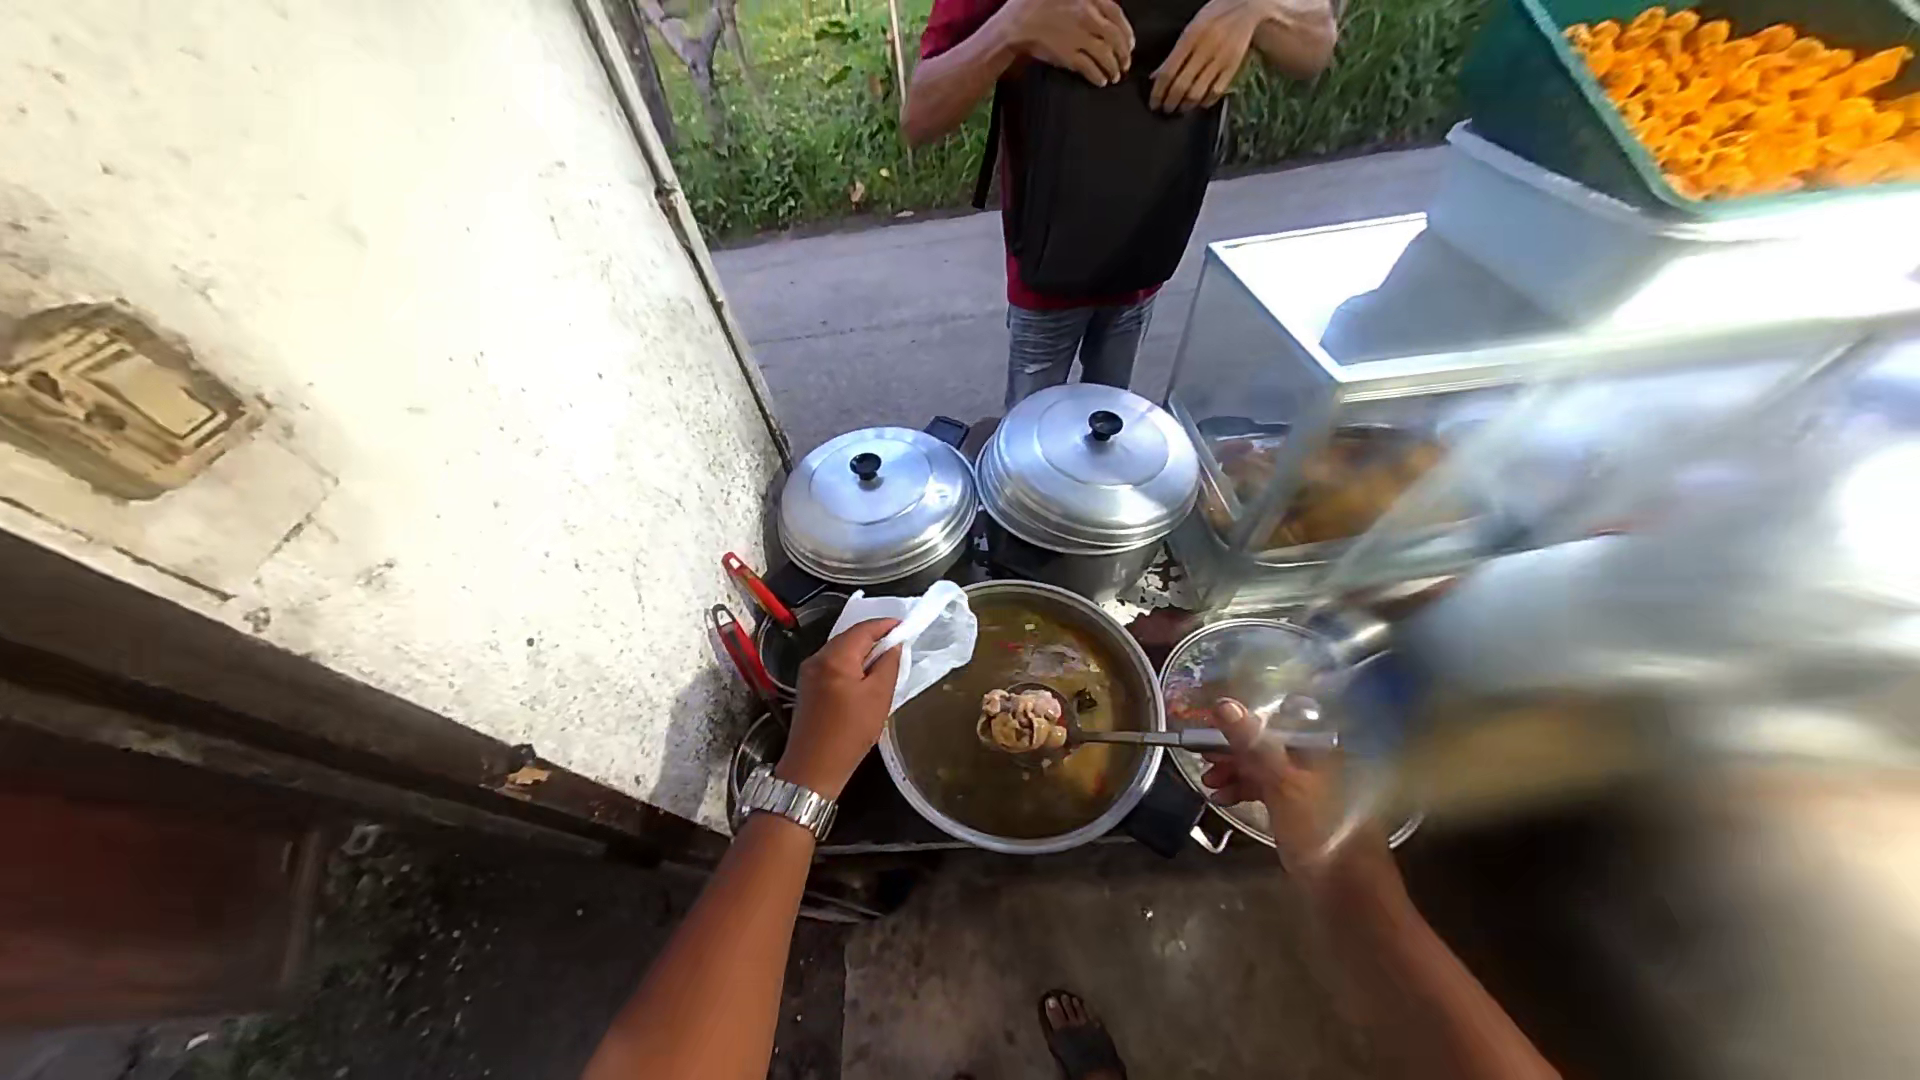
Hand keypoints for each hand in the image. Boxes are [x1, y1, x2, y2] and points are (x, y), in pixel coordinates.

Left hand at [776, 618, 901, 799]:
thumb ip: (889, 664)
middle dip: (875, 637)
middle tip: (900, 643)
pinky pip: (833, 664)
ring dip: (863, 651)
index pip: (864, 628)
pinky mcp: (807, 686)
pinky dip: (851, 663)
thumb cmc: (850, 733)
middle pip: (850, 637)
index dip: (886, 625)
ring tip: (887, 659)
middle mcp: (817, 657)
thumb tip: (894, 645)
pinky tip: (865, 675)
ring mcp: (808, 672)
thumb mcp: (879, 696)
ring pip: (841, 650)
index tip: (906, 626)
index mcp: (834, 656)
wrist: (812, 769)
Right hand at [998, 0, 1134, 86]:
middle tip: (1126, 64)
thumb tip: (1100, 7)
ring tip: (1115, 76)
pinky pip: (1089, 68)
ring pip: (1105, 54)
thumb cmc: (1037, 3)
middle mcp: (1087, 17)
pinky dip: (1098, 76)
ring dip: (1113, 67)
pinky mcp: (1068, 56)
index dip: (1126, 31)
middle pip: (1114, 37)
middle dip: (1123, 53)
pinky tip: (1101, 81)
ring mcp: (1078, 37)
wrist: (1018, 23)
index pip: (1116, 14)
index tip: (1130, 43)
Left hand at [1150, 0, 1264, 109]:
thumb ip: (1173, 55)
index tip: (1154, 104)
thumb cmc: (1213, 19)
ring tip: (1181, 108)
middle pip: (1181, 86)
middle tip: (1166, 109)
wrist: (1247, 6)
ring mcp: (1220, 58)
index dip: (1158, 93)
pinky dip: (1204, 102)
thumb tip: (1154, 78)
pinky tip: (1199, 102)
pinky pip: (1215, 92)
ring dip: (1185, 106)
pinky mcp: (1232, 66)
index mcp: (1190, 37)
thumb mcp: (1190, 30)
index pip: (1168, 72)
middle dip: (1170, 103)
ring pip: (1197, 93)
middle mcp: (1204, 48)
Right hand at [1198, 697, 1338, 867]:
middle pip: (1264, 744)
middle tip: (1202, 757)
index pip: (1271, 721)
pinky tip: (1223, 799)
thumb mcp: (1280, 782)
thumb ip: (1252, 742)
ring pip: (1262, 768)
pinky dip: (1242, 790)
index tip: (1209, 728)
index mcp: (1317, 747)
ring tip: (1208, 782)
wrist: (1348, 892)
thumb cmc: (1319, 829)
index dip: (1238, 723)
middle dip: (1231, 750)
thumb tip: (1223, 704)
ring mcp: (1307, 787)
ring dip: (1232, 771)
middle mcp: (1313, 761)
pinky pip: (1264, 789)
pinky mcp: (1298, 811)